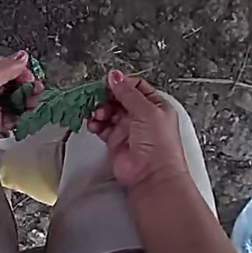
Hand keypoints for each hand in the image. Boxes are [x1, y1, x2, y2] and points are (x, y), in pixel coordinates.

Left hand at [0, 52, 37, 161]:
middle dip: (26, 86)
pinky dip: (20, 119)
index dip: (19, 69)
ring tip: (32, 105)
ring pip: (14, 101)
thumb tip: (22, 58)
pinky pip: (11, 120)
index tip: (31, 75)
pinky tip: (24, 118)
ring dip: (26, 102)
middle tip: (36, 90)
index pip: (3, 66)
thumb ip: (3, 69)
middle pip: (11, 84)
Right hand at [84, 71, 191, 192]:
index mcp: (155, 105)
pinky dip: (96, 123)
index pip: (136, 87)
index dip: (122, 84)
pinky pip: (102, 127)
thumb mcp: (146, 111)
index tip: (108, 83)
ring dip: (100, 109)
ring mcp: (128, 128)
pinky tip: (94, 124)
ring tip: (98, 114)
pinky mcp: (115, 141)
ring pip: (109, 111)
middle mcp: (142, 116)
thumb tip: (114, 75)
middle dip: (107, 97)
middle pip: (119, 98)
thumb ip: (128, 93)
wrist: (151, 176)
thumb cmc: (157, 144)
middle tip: (98, 98)